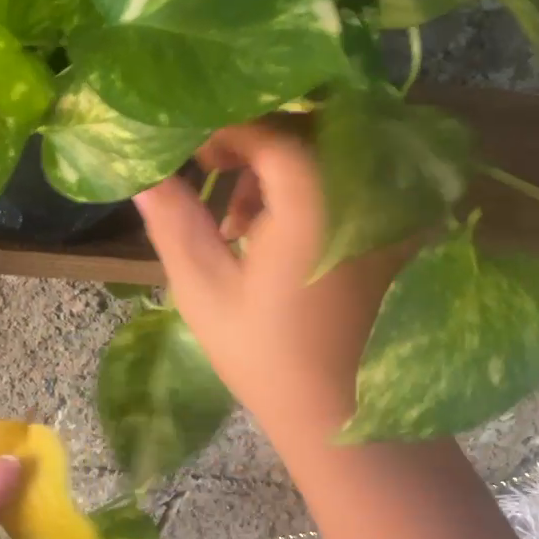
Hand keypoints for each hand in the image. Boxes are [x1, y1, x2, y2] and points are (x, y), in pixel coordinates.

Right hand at [133, 122, 404, 440]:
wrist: (335, 410)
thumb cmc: (262, 354)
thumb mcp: (203, 288)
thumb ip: (174, 221)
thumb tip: (142, 172)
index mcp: (316, 198)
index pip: (270, 129)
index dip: (224, 130)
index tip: (188, 151)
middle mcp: (365, 188)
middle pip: (308, 127)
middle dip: (252, 142)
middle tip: (211, 176)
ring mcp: (390, 207)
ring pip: (331, 149)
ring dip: (279, 168)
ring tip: (235, 221)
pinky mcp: (396, 228)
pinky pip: (353, 177)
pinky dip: (310, 189)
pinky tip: (274, 233)